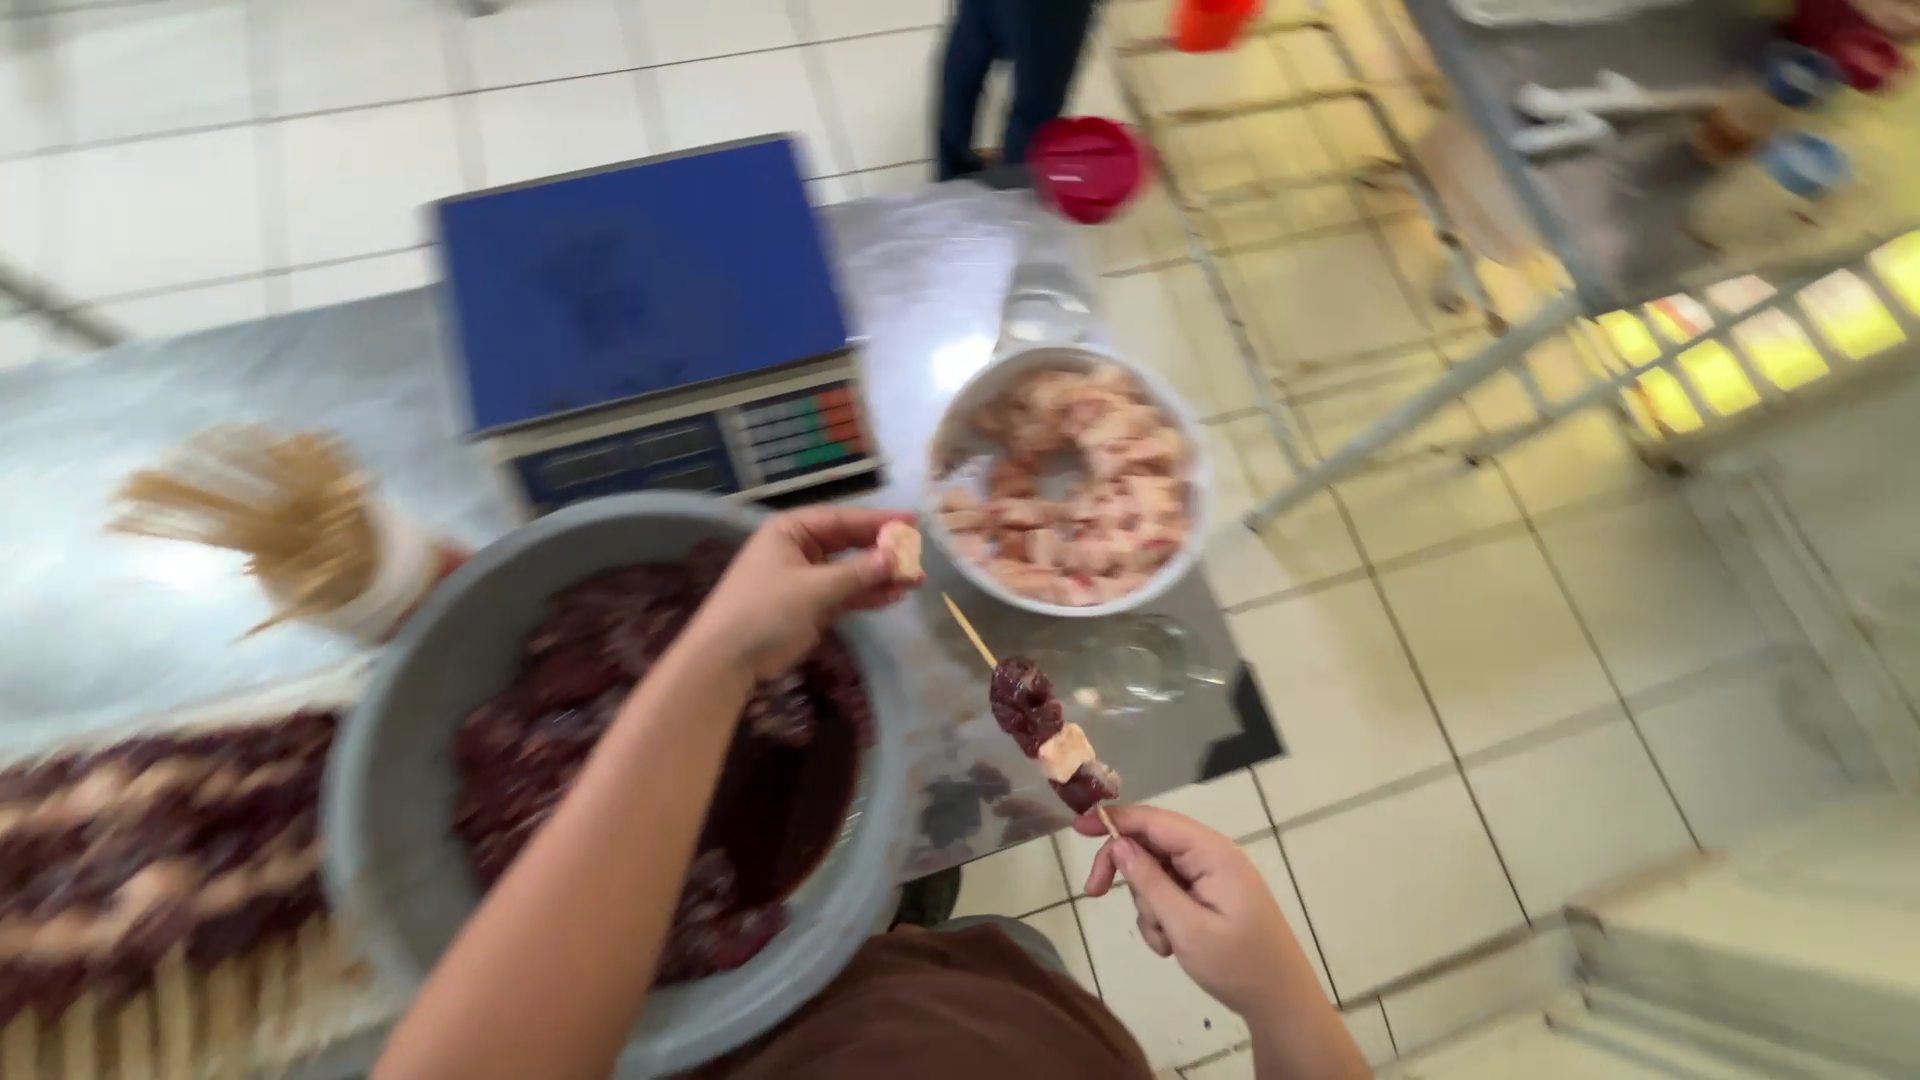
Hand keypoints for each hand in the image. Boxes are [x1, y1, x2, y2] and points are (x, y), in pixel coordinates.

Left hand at [688, 507, 917, 680]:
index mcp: (790, 531)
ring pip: (851, 571)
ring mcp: (806, 578)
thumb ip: (858, 572)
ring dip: (881, 575)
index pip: (841, 520)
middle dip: (883, 550)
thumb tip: (897, 555)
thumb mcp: (814, 588)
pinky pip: (846, 594)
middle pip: (849, 544)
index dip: (877, 521)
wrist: (727, 660)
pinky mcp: (811, 605)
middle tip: (918, 552)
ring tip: (916, 580)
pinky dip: (868, 595)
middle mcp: (799, 549)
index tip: (911, 522)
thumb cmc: (764, 611)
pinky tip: (894, 596)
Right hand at [1076, 805, 1305, 1017]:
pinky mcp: (1208, 895)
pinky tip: (1170, 945)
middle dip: (1125, 872)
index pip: (1153, 820)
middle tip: (1093, 894)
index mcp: (1212, 852)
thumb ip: (1151, 882)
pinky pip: (1169, 891)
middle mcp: (1210, 855)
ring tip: (1163, 940)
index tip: (1078, 828)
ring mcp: (1210, 875)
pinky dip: (1160, 916)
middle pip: (1149, 844)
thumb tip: (1118, 844)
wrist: (1283, 1006)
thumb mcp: (1188, 928)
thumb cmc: (1239, 966)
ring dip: (1147, 904)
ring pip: (1155, 871)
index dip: (1113, 819)